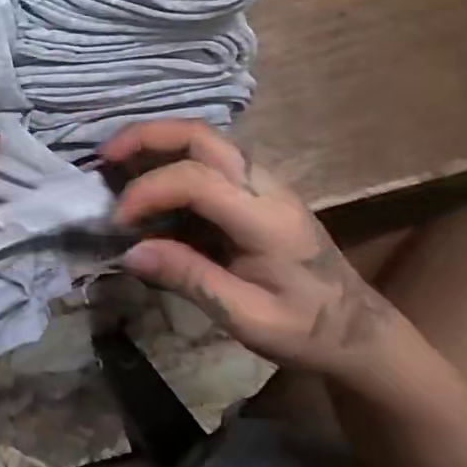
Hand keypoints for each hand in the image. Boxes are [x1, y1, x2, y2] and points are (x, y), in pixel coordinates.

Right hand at [99, 120, 402, 383]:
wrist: (361, 331)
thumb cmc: (307, 329)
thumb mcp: (249, 319)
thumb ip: (191, 280)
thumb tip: (130, 251)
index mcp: (267, 220)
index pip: (196, 180)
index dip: (147, 191)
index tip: (118, 222)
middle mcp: (267, 186)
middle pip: (201, 136)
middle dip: (146, 136)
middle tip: (105, 156)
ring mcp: (264, 183)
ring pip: (204, 138)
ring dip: (156, 142)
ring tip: (116, 162)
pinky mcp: (255, 189)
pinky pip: (207, 157)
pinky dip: (169, 157)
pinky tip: (147, 180)